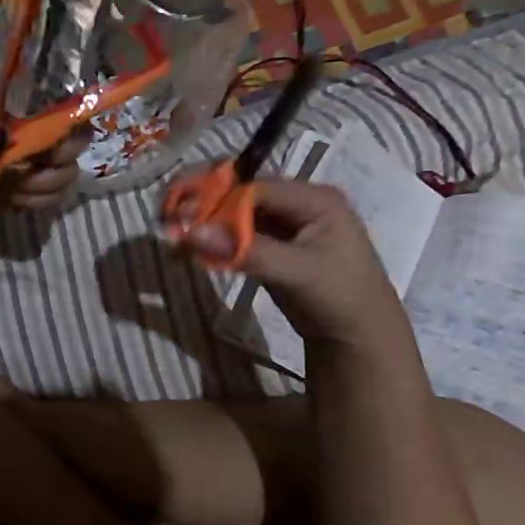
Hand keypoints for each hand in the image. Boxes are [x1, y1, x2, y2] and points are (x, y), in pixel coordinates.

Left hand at [0, 12, 84, 212]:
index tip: (68, 119)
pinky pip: (55, 196)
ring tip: (18, 181)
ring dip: (47, 180)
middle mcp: (27, 137)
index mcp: (16, 110)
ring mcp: (30, 169)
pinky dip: (37, 198)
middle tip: (42, 158)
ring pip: (67, 171)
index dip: (71, 113)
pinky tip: (15, 197)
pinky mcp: (28, 196)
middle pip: (73, 140)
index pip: (62, 105)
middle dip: (63, 152)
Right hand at [174, 179, 405, 345]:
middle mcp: (297, 202)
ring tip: (171, 230)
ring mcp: (283, 223)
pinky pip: (234, 232)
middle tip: (167, 213)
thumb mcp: (297, 273)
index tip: (180, 212)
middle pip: (240, 191)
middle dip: (203, 200)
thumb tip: (190, 234)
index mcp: (314, 199)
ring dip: (203, 219)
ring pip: (233, 211)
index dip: (215, 196)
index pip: (254, 187)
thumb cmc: (339, 298)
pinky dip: (211, 238)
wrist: (358, 336)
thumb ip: (246, 251)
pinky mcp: (270, 242)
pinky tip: (187, 247)